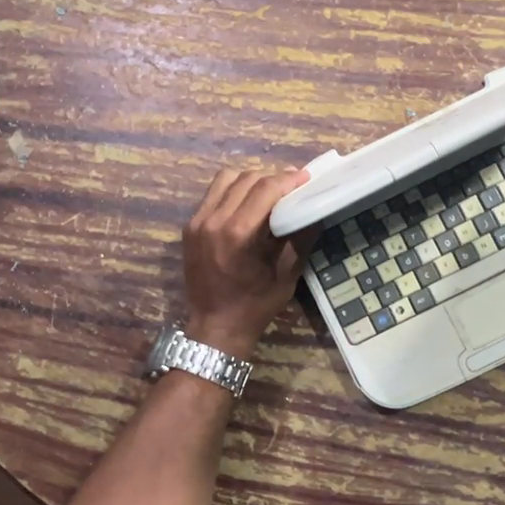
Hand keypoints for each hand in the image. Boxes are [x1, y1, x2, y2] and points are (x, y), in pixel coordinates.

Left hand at [182, 167, 315, 358]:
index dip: (287, 179)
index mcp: (238, 234)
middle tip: (292, 185)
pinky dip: (232, 190)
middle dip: (272, 178)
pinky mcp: (190, 226)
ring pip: (226, 180)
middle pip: (246, 179)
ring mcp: (197, 222)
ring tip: (268, 190)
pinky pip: (213, 194)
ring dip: (250, 179)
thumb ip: (300, 238)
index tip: (304, 177)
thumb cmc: (255, 306)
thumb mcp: (286, 275)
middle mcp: (213, 221)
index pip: (265, 189)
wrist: (215, 327)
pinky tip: (247, 200)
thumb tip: (314, 209)